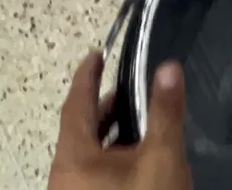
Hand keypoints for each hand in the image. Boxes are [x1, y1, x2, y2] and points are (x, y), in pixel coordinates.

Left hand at [48, 52, 192, 189]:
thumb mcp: (161, 158)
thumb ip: (165, 111)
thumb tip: (168, 66)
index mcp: (74, 159)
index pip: (76, 105)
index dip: (87, 76)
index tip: (97, 53)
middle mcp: (64, 179)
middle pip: (80, 130)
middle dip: (105, 103)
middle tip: (131, 83)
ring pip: (86, 155)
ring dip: (110, 131)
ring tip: (140, 118)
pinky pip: (91, 174)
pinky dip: (110, 155)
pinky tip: (137, 158)